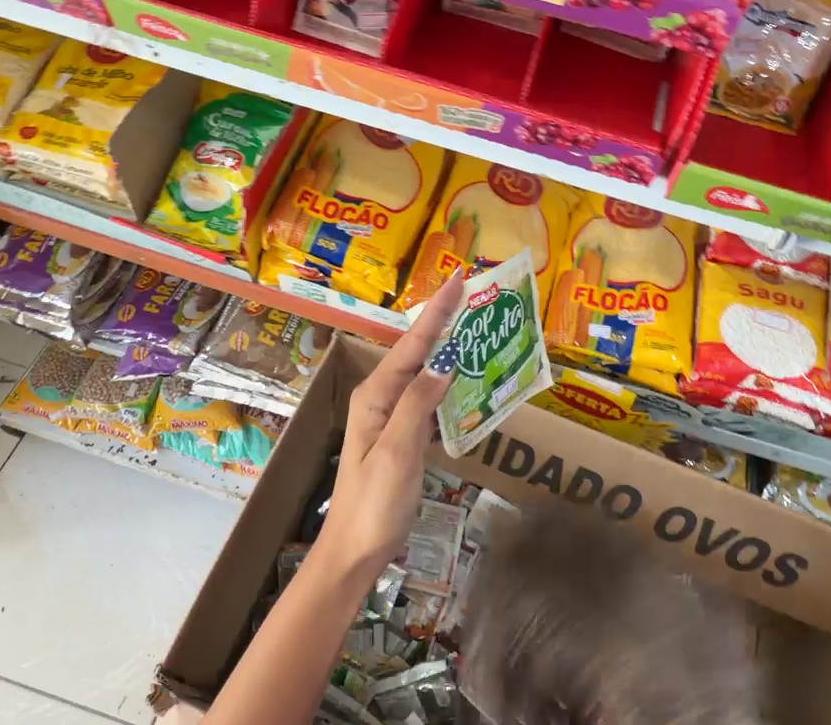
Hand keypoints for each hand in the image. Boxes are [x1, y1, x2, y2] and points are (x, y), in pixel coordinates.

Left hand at [318, 272, 464, 577]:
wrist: (354, 551)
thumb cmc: (373, 503)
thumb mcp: (397, 452)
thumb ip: (419, 403)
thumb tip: (446, 361)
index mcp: (376, 395)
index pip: (413, 344)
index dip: (437, 310)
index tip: (458, 278)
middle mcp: (381, 398)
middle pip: (418, 351)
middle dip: (444, 321)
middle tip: (474, 295)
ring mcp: (391, 417)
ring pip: (425, 372)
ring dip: (449, 349)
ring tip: (476, 328)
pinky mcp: (402, 435)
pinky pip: (429, 397)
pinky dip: (449, 383)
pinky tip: (466, 379)